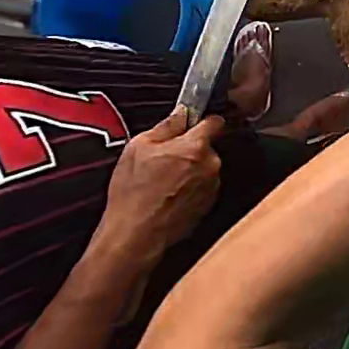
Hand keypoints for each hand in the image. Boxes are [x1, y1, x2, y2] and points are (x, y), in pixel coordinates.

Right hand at [89, 109, 225, 271]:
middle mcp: (211, 165)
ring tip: (164, 181)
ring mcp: (212, 186)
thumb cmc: (134, 191)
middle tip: (166, 158)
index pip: (215, 122)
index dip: (203, 121)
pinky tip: (170, 195)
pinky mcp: (209, 205)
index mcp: (196, 146)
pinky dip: (191, 187)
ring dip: (191, 169)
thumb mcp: (139, 147)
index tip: (193, 123)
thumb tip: (182, 113)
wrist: (136, 235)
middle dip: (191, 149)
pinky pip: (203, 186)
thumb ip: (167, 125)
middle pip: (207, 147)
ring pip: (205, 167)